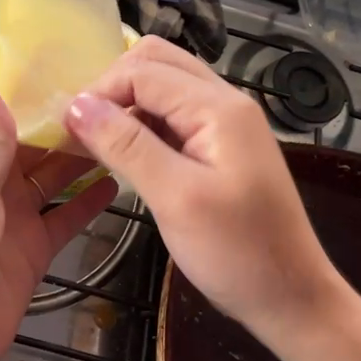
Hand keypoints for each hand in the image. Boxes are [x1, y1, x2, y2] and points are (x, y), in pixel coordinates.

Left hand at [0, 79, 118, 360]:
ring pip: (50, 179)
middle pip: (28, 147)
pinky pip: (62, 220)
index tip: (74, 71)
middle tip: (116, 99)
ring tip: (123, 132)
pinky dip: (86, 203)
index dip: (29, 97)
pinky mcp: (30, 255)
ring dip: (79, 159)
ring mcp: (8, 222)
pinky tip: (116, 183)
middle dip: (62, 126)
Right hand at [63, 37, 346, 345]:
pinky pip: (171, 113)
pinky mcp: (219, 145)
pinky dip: (141, 123)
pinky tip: (125, 154)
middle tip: (84, 128)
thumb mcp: (175, 198)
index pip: (142, 71)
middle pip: (155, 62)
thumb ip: (126, 146)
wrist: (292, 299)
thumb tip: (76, 105)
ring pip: (162, 85)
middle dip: (111, 86)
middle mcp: (224, 102)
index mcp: (218, 108)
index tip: (68, 129)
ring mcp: (224, 123)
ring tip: (98, 142)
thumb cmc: (237, 252)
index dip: (99, 92)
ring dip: (125, 103)